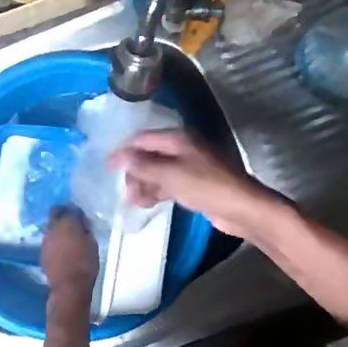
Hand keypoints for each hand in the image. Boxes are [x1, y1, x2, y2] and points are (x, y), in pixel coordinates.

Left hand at [40, 206, 97, 307]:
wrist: (69, 287)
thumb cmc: (85, 264)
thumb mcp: (92, 244)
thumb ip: (85, 230)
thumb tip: (81, 223)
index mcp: (68, 223)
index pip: (70, 208)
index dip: (76, 210)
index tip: (81, 215)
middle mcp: (53, 228)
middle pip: (55, 213)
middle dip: (62, 213)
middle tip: (72, 220)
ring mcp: (45, 239)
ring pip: (51, 226)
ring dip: (58, 227)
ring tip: (68, 235)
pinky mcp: (42, 251)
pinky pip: (49, 239)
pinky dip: (55, 239)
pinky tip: (62, 247)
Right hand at [110, 130, 284, 241]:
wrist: (241, 208)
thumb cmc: (206, 186)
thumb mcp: (170, 175)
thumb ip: (143, 165)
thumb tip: (120, 156)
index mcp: (178, 138)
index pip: (142, 138)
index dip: (123, 151)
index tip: (106, 166)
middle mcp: (182, 148)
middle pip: (149, 154)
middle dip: (134, 171)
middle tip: (123, 190)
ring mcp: (189, 166)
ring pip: (157, 171)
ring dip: (143, 184)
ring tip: (133, 201)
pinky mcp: (193, 184)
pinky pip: (167, 183)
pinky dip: (156, 191)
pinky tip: (146, 203)